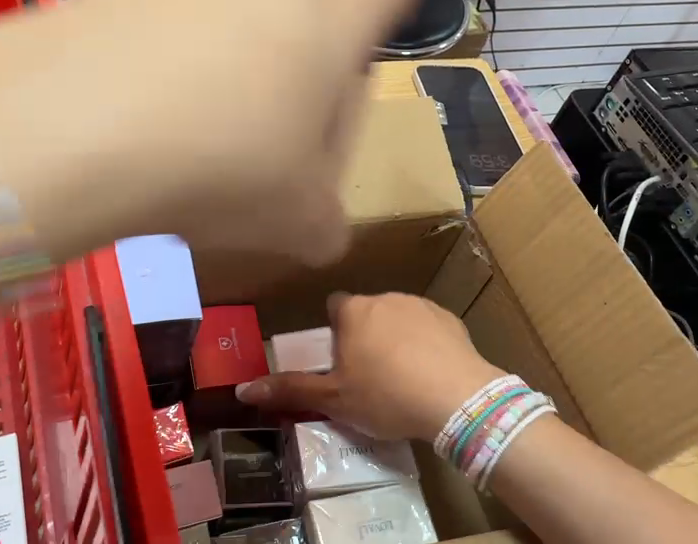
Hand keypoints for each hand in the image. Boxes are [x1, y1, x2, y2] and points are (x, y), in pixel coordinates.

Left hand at [0, 0, 421, 265]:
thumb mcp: (299, 218)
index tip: (353, 46)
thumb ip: (324, 209)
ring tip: (185, 91)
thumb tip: (314, 203)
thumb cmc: (226, 163)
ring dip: (217, 3)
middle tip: (274, 32)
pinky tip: (133, 90)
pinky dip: (156, 26)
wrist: (83, 122)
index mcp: (336, 6)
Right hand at [236, 292, 505, 441]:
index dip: (336, 332)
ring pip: (399, 317)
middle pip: (367, 312)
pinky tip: (432, 374)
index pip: (334, 307)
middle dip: (367, 336)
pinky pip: (429, 327)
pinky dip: (427, 344)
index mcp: (352, 312)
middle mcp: (383, 298)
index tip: (343, 359)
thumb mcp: (334, 400)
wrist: (455, 398)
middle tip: (372, 377)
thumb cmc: (386, 396)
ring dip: (397, 338)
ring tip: (405, 379)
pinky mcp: (449, 318)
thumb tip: (242, 389)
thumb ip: (290, 390)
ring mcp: (419, 305)